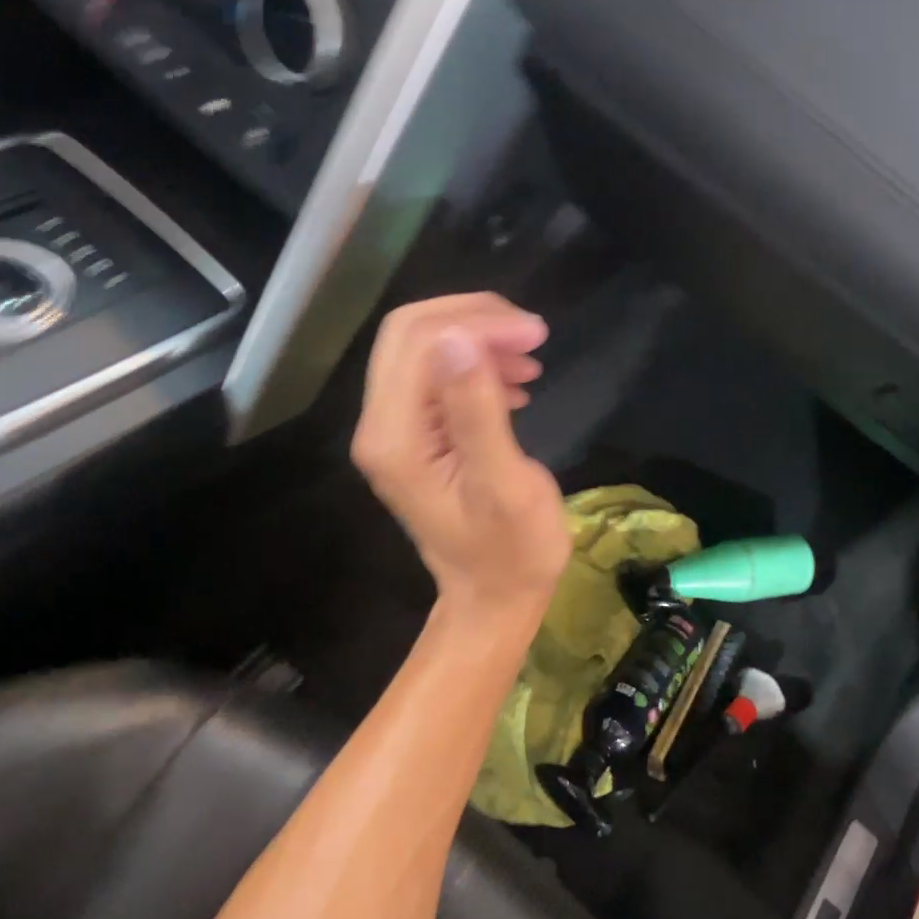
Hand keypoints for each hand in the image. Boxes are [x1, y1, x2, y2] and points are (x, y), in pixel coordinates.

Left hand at [351, 294, 569, 613]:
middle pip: (410, 334)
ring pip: (422, 348)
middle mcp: (381, 427)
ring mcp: (394, 432)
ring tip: (531, 359)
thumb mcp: (505, 486)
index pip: (418, 342)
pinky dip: (474, 363)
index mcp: (396, 439)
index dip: (477, 324)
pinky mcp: (414, 437)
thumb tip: (459, 339)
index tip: (537, 335)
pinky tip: (514, 383)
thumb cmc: (512, 553)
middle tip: (533, 336)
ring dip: (477, 338)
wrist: (494, 599)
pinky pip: (433, 375)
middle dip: (474, 319)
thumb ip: (477, 412)